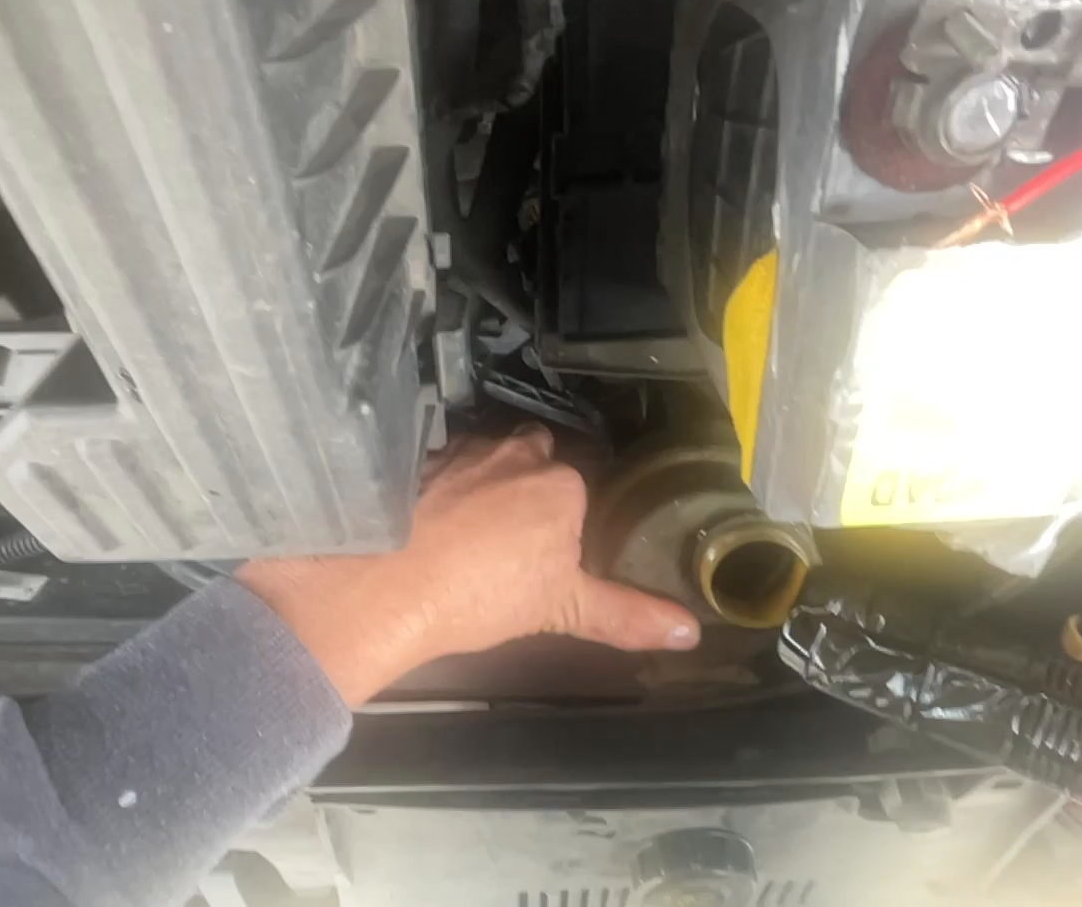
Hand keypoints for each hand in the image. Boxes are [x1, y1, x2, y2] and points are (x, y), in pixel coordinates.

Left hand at [238, 425, 700, 705]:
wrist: (389, 585)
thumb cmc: (484, 595)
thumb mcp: (562, 608)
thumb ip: (627, 615)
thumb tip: (691, 632)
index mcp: (561, 483)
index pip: (580, 482)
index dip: (567, 511)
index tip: (554, 540)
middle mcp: (516, 452)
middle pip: (536, 454)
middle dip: (531, 479)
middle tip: (516, 528)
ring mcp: (465, 449)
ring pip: (490, 452)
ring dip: (488, 475)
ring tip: (472, 522)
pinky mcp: (420, 456)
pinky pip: (445, 458)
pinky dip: (444, 478)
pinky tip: (431, 513)